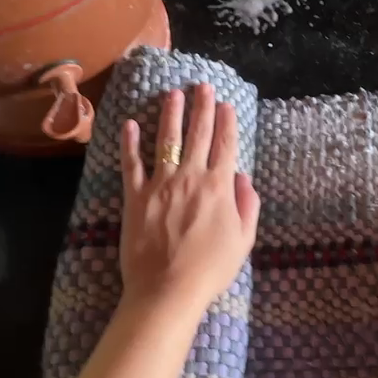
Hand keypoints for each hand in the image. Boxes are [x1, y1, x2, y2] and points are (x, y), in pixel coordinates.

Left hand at [118, 84, 259, 320]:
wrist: (167, 290)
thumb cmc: (209, 270)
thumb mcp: (243, 241)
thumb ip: (247, 206)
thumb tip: (243, 177)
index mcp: (218, 187)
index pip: (225, 145)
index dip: (227, 122)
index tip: (226, 104)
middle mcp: (191, 177)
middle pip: (198, 134)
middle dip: (202, 107)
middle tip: (202, 86)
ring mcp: (161, 184)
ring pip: (167, 140)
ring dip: (171, 114)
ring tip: (173, 94)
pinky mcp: (135, 196)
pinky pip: (131, 164)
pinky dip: (130, 144)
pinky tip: (130, 125)